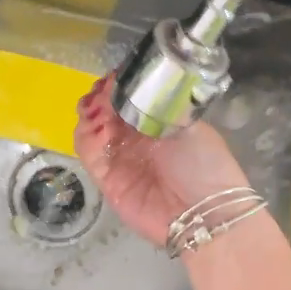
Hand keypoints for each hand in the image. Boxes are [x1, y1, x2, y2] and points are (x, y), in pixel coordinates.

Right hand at [74, 75, 252, 247]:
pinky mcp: (105, 179)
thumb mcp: (188, 125)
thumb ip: (157, 108)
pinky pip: (88, 153)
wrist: (202, 211)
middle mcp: (134, 140)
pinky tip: (96, 126)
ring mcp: (118, 159)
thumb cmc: (204, 165)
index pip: (128, 100)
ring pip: (91, 130)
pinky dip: (86, 136)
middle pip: (104, 113)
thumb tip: (131, 92)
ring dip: (90, 114)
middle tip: (102, 92)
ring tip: (98, 108)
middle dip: (100, 98)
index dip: (118, 87)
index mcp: (156, 124)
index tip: (115, 78)